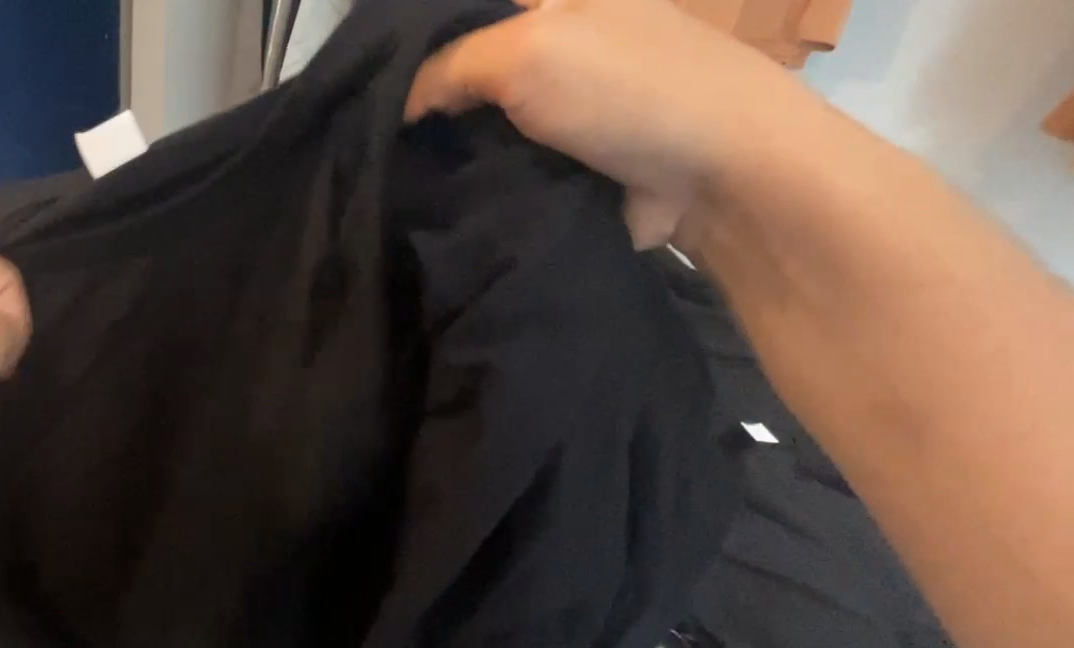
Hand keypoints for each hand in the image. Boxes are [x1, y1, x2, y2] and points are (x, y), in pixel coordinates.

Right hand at [405, 0, 815, 246]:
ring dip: (439, 153)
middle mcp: (551, 49)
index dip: (412, 49)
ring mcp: (555, 111)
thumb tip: (396, 103)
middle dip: (421, 106)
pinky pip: (494, 171)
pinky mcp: (559, 165)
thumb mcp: (528, 53)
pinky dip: (466, 184)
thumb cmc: (626, 90)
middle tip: (366, 139)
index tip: (364, 87)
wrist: (712, 173)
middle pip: (463, 74)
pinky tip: (425, 199)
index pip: (463, 15)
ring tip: (385, 175)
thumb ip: (450, 66)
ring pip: (473, 128)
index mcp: (552, 1)